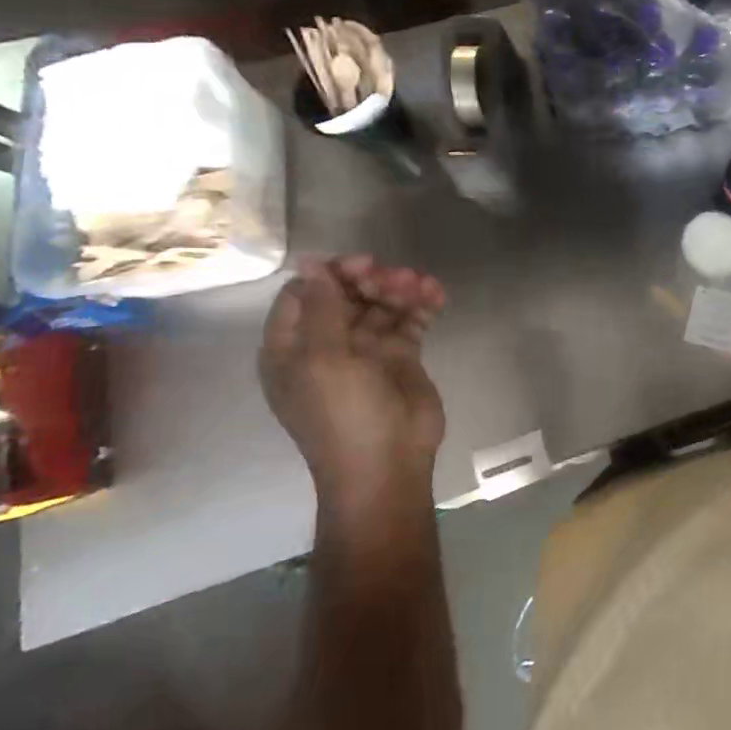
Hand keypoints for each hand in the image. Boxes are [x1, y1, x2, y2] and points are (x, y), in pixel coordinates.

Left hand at [259, 256, 446, 501]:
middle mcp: (327, 345)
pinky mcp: (402, 360)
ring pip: (381, 306)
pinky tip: (437, 295)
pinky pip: (409, 323)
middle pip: (346, 295)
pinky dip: (422, 306)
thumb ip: (320, 307)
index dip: (331, 274)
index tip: (363, 265)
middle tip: (395, 280)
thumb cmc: (344, 414)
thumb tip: (311, 263)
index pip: (304, 294)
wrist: (387, 466)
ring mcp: (367, 352)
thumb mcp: (321, 359)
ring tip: (422, 286)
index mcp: (293, 347)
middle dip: (371, 280)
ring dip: (400, 289)